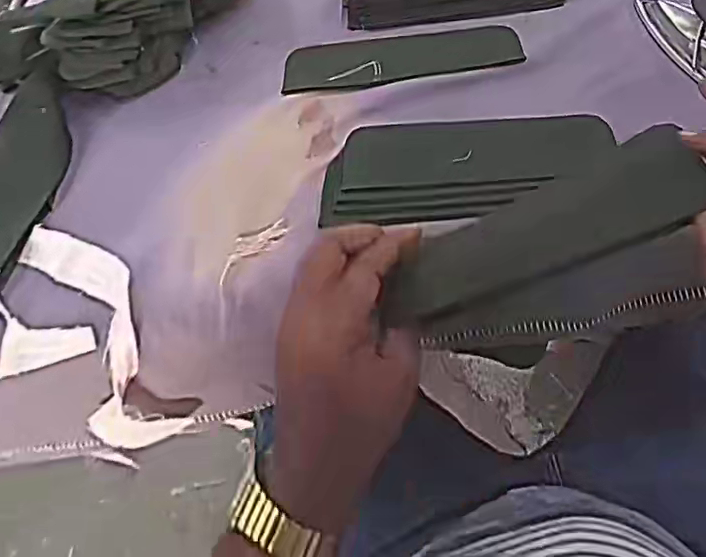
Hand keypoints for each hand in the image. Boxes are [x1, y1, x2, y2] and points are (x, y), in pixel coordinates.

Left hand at [266, 224, 419, 532]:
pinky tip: (361, 277)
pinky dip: (335, 266)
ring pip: (313, 260)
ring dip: (346, 248)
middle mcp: (304, 312)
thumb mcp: (400, 375)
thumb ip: (403, 323)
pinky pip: (310, 279)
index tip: (418, 235)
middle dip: (361, 234)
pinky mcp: (288, 329)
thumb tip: (400, 293)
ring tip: (381, 253)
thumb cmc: (361, 427)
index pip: (363, 264)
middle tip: (395, 240)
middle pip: (326, 249)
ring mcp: (290, 319)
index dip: (393, 244)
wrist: (313, 471)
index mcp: (333, 323)